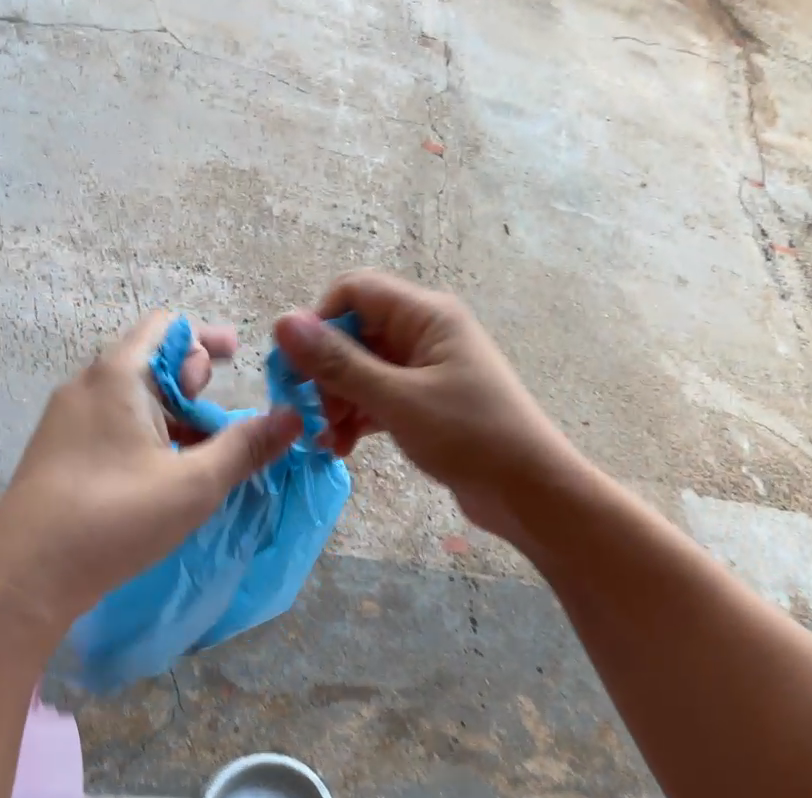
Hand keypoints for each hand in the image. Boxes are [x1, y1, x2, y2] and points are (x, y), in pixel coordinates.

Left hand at [0, 312, 302, 622]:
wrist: (27, 577)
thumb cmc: (115, 518)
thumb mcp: (194, 484)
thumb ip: (246, 446)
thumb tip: (292, 417)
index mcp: (117, 376)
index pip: (167, 327)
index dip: (208, 338)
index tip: (242, 359)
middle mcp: (87, 386)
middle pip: (151, 361)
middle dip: (196, 382)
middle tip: (226, 421)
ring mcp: (68, 421)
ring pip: (134, 399)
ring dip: (176, 415)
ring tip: (206, 454)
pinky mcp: (60, 454)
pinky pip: (114, 426)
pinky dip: (150, 436)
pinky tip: (168, 475)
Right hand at [274, 269, 581, 537]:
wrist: (528, 490)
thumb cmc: (470, 436)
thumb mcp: (398, 400)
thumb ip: (340, 364)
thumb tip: (283, 322)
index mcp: (426, 315)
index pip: (354, 292)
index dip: (319, 324)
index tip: (297, 370)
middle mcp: (425, 334)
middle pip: (355, 334)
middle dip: (325, 373)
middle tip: (309, 415)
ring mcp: (427, 371)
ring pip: (363, 372)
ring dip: (337, 402)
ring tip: (325, 441)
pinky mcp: (426, 405)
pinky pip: (378, 399)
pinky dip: (358, 419)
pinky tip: (342, 448)